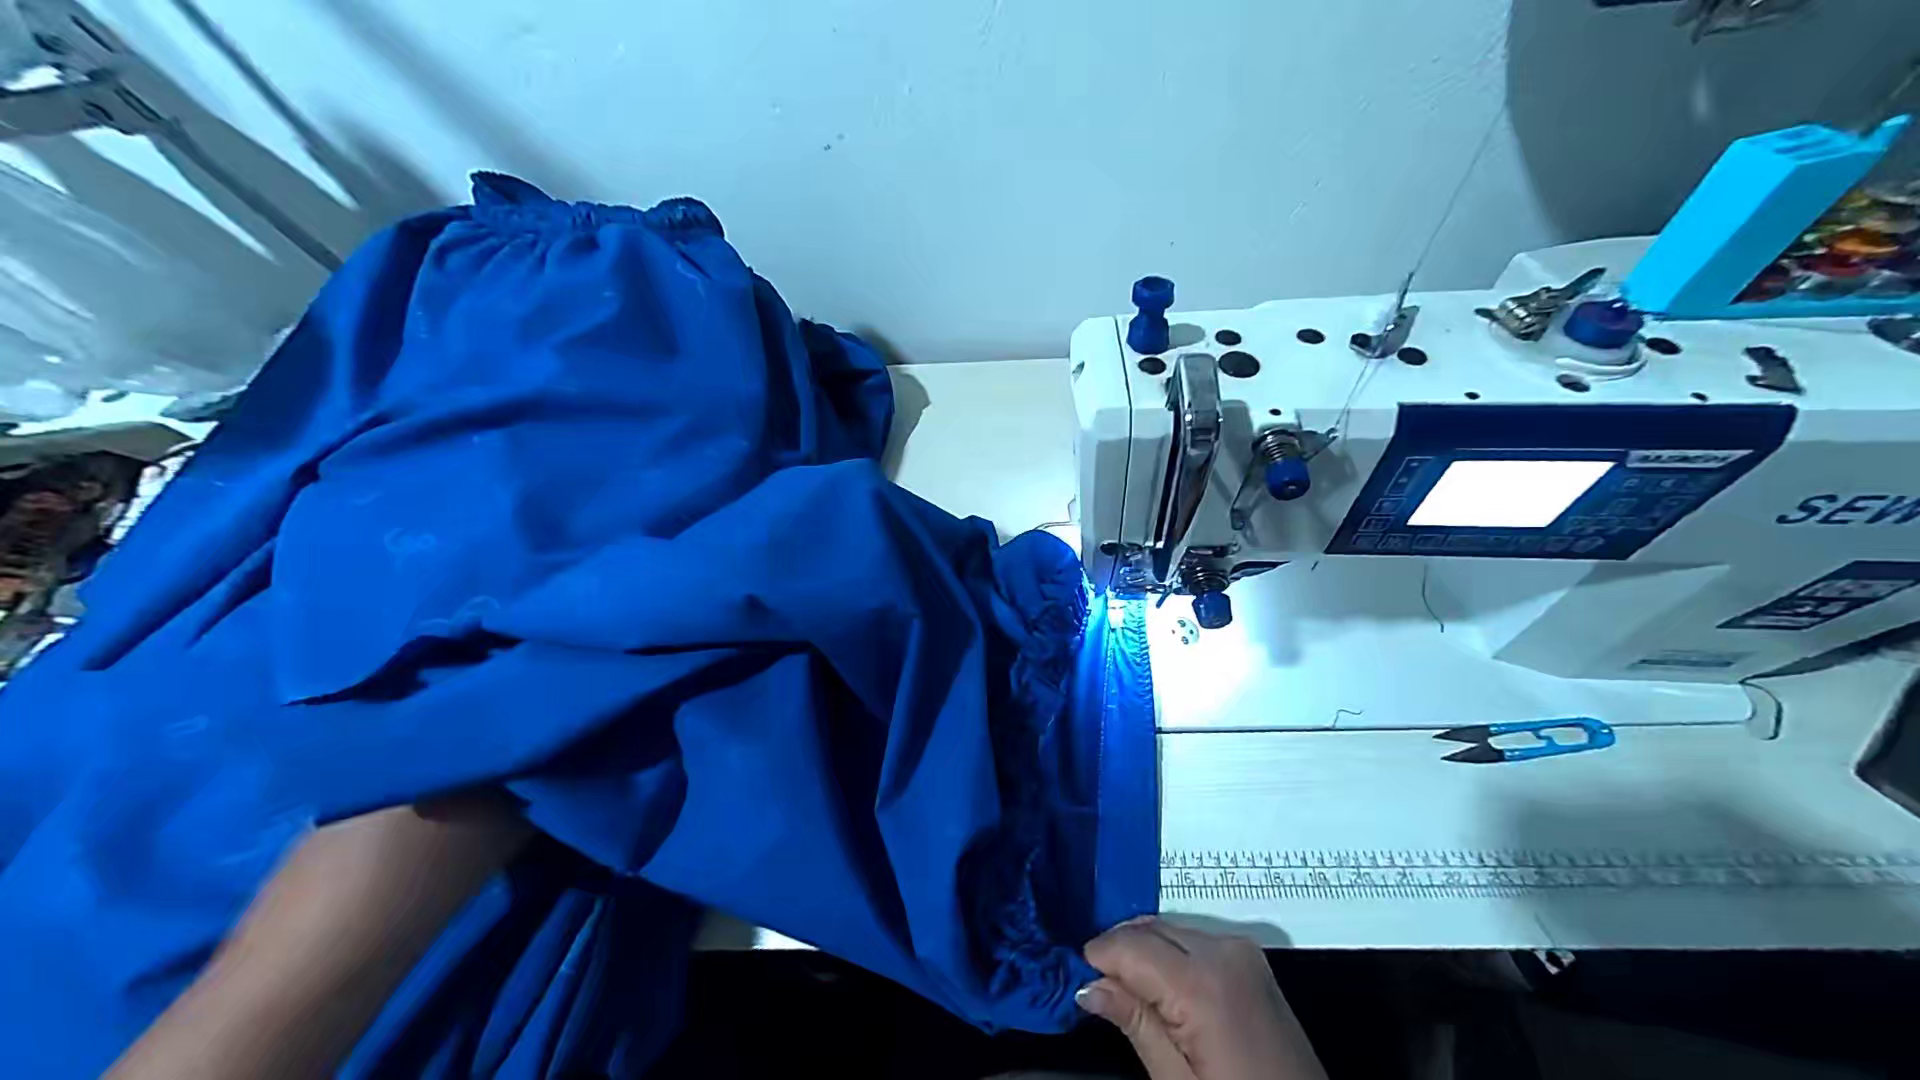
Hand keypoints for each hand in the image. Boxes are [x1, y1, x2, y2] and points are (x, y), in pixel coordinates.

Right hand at [1077, 917, 1326, 1079]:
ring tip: (1128, 991)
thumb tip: (1087, 986)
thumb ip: (1135, 1024)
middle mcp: (1223, 950)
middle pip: (1148, 928)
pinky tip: (1161, 985)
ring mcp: (1242, 949)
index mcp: (1204, 982)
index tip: (1077, 978)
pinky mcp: (1252, 957)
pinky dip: (1169, 953)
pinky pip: (1193, 938)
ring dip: (1143, 950)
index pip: (1129, 944)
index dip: (1097, 957)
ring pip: (1168, 928)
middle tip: (1096, 987)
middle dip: (1118, 951)